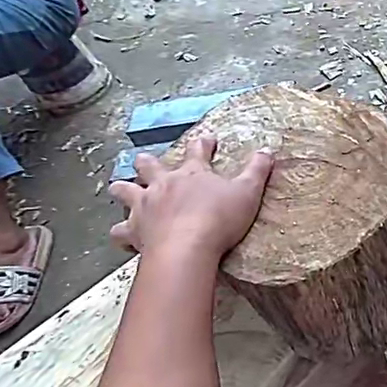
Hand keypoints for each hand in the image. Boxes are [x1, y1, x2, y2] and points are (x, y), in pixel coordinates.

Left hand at [109, 132, 274, 260]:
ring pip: (123, 191)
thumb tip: (267, 151)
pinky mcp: (133, 230)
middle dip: (147, 162)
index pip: (197, 152)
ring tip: (122, 189)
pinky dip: (121, 232)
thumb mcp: (248, 191)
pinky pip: (119, 231)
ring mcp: (144, 206)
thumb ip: (257, 170)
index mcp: (192, 174)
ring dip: (123, 189)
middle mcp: (163, 185)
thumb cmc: (220, 218)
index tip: (207, 139)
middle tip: (146, 160)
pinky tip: (125, 235)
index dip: (203, 144)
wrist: (187, 248)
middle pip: (148, 166)